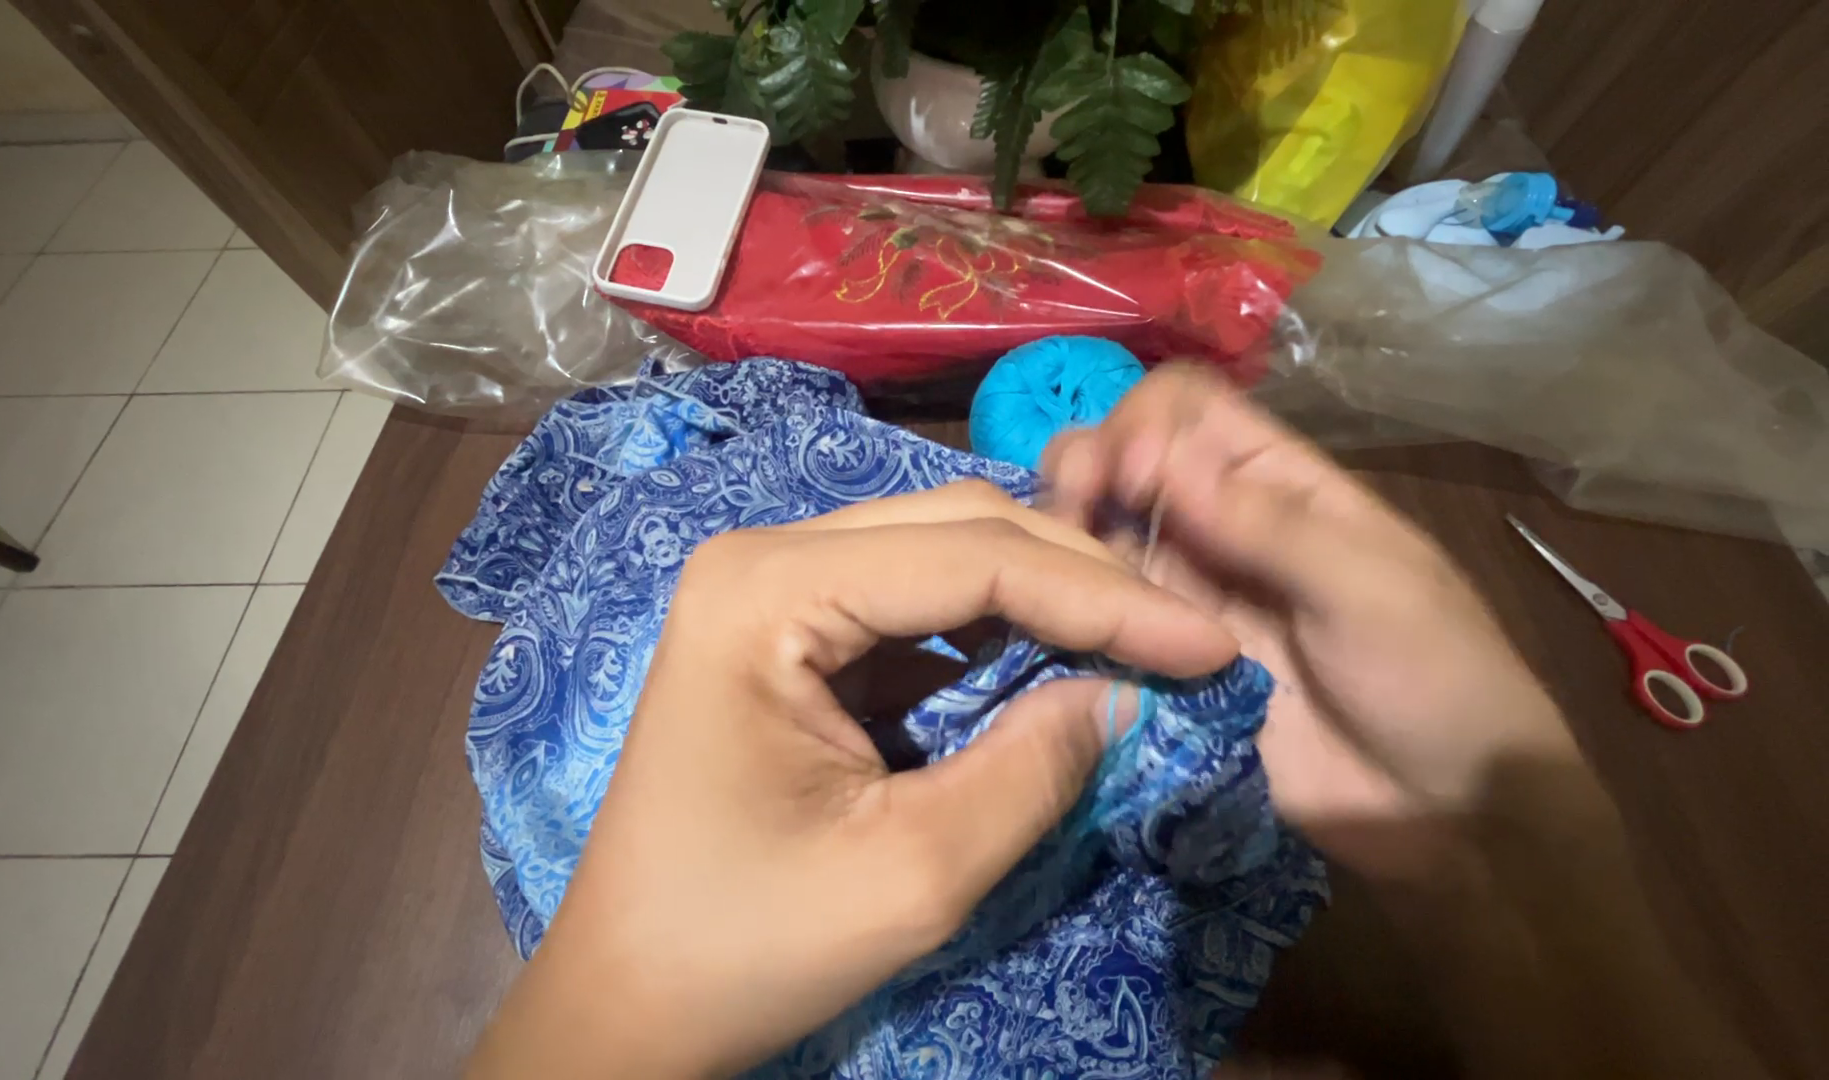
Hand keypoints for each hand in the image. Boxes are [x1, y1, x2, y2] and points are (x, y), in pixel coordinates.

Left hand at [466, 481, 1237, 1078]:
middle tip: (1179, 637)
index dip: (1102, 596)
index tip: (1209, 642)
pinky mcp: (792, 626)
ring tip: (1132, 644)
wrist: (631, 992)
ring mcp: (773, 586)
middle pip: (955, 529)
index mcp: (765, 591)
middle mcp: (764, 558)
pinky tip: (1049, 660)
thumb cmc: (745, 944)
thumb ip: (1031, 770)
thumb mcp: (910, 874)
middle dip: (1077, 580)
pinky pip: (913, 603)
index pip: (967, 557)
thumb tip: (1121, 693)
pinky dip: (992, 628)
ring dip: (1041, 596)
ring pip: (940, 553)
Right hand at [1042, 365, 1583, 879]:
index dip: (1143, 419)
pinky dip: (1061, 594)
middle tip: (1070, 511)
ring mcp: (1170, 589)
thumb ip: (1266, 522)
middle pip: (1119, 458)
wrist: (1436, 813)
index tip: (1126, 473)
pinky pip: (1088, 606)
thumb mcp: (1373, 587)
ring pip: (1090, 528)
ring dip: (1059, 527)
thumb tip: (1155, 455)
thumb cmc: (1435, 682)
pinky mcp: (1145, 650)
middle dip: (1083, 466)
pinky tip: (1049, 610)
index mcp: (1272, 484)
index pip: (1184, 409)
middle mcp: (1206, 524)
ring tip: (1049, 563)